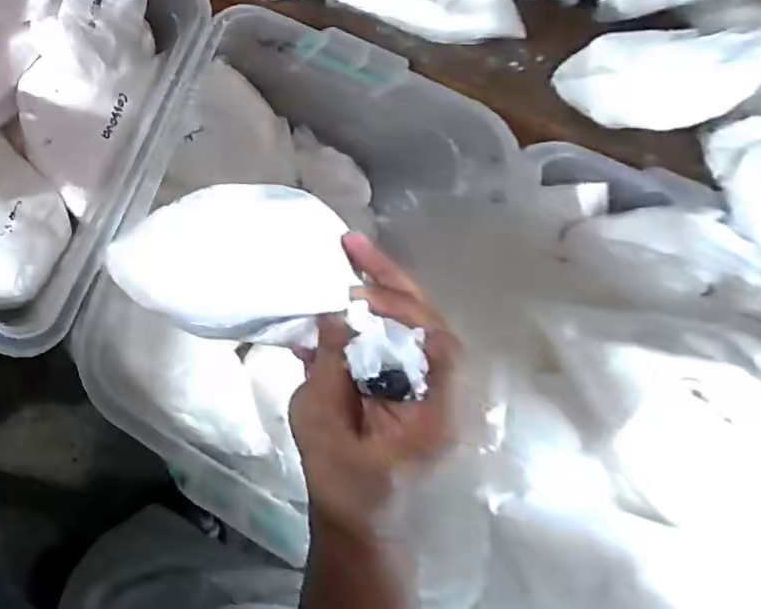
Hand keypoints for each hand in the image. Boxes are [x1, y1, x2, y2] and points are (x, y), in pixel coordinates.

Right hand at [289, 233, 457, 535]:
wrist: (355, 516)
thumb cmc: (341, 475)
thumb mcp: (320, 418)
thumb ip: (329, 364)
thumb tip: (335, 314)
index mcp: (430, 411)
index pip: (440, 346)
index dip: (405, 309)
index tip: (358, 290)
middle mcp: (437, 394)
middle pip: (428, 323)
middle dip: (391, 279)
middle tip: (351, 243)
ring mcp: (421, 388)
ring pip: (411, 326)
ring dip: (379, 288)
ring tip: (346, 253)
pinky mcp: (401, 385)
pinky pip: (390, 339)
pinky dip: (366, 313)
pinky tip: (338, 297)